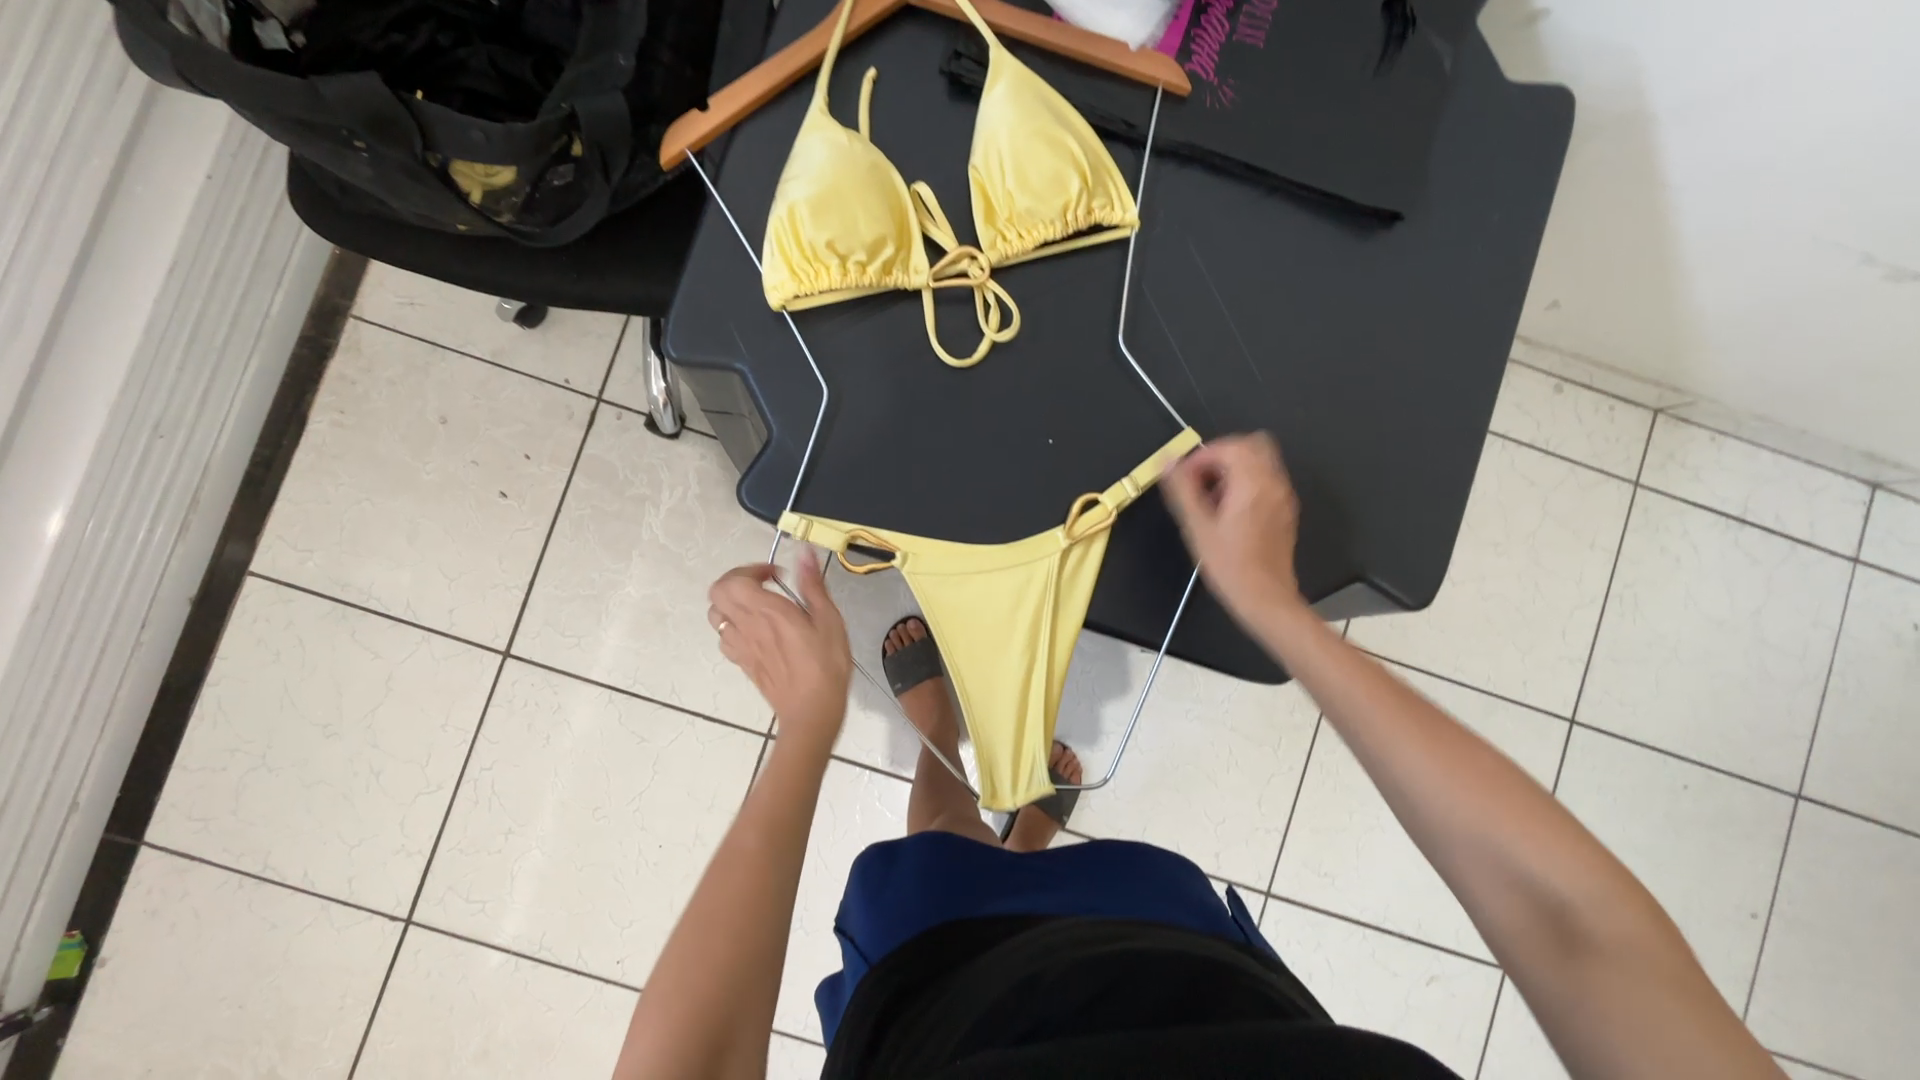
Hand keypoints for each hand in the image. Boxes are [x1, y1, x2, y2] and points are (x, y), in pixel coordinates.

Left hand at [707, 550, 850, 751]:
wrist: (811, 712)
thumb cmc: (826, 665)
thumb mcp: (829, 620)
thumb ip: (813, 585)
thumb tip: (804, 553)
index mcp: (767, 612)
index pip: (734, 580)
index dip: (751, 569)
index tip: (778, 575)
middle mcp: (746, 626)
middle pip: (717, 594)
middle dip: (737, 581)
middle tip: (764, 584)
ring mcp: (741, 647)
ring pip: (716, 616)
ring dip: (732, 603)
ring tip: (760, 606)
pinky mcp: (742, 663)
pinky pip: (724, 638)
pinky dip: (734, 626)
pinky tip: (758, 632)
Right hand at [1161, 432, 1306, 627]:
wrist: (1265, 597)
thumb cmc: (1229, 565)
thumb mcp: (1197, 527)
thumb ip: (1182, 490)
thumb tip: (1167, 461)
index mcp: (1253, 483)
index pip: (1229, 447)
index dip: (1202, 457)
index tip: (1184, 479)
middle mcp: (1274, 482)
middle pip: (1251, 445)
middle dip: (1221, 456)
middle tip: (1200, 480)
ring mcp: (1283, 496)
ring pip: (1260, 462)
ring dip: (1233, 469)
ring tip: (1211, 498)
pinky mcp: (1285, 511)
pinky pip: (1266, 481)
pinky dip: (1246, 482)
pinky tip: (1228, 511)